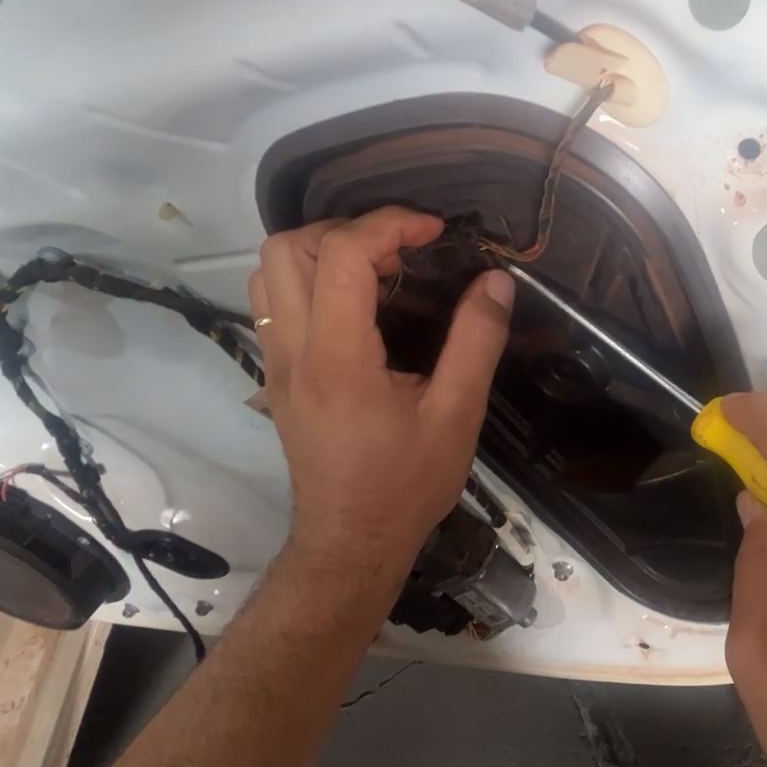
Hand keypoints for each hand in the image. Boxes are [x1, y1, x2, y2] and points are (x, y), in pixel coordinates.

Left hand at [248, 207, 512, 606]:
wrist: (352, 541)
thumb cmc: (407, 484)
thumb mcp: (458, 415)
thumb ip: (477, 341)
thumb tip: (495, 282)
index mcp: (337, 357)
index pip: (341, 254)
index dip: (389, 224)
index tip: (434, 232)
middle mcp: (292, 351)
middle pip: (286, 248)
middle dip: (346, 229)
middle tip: (400, 250)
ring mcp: (275, 363)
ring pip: (270, 272)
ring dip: (321, 252)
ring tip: (377, 270)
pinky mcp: (275, 376)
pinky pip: (273, 302)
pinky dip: (310, 280)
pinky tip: (356, 305)